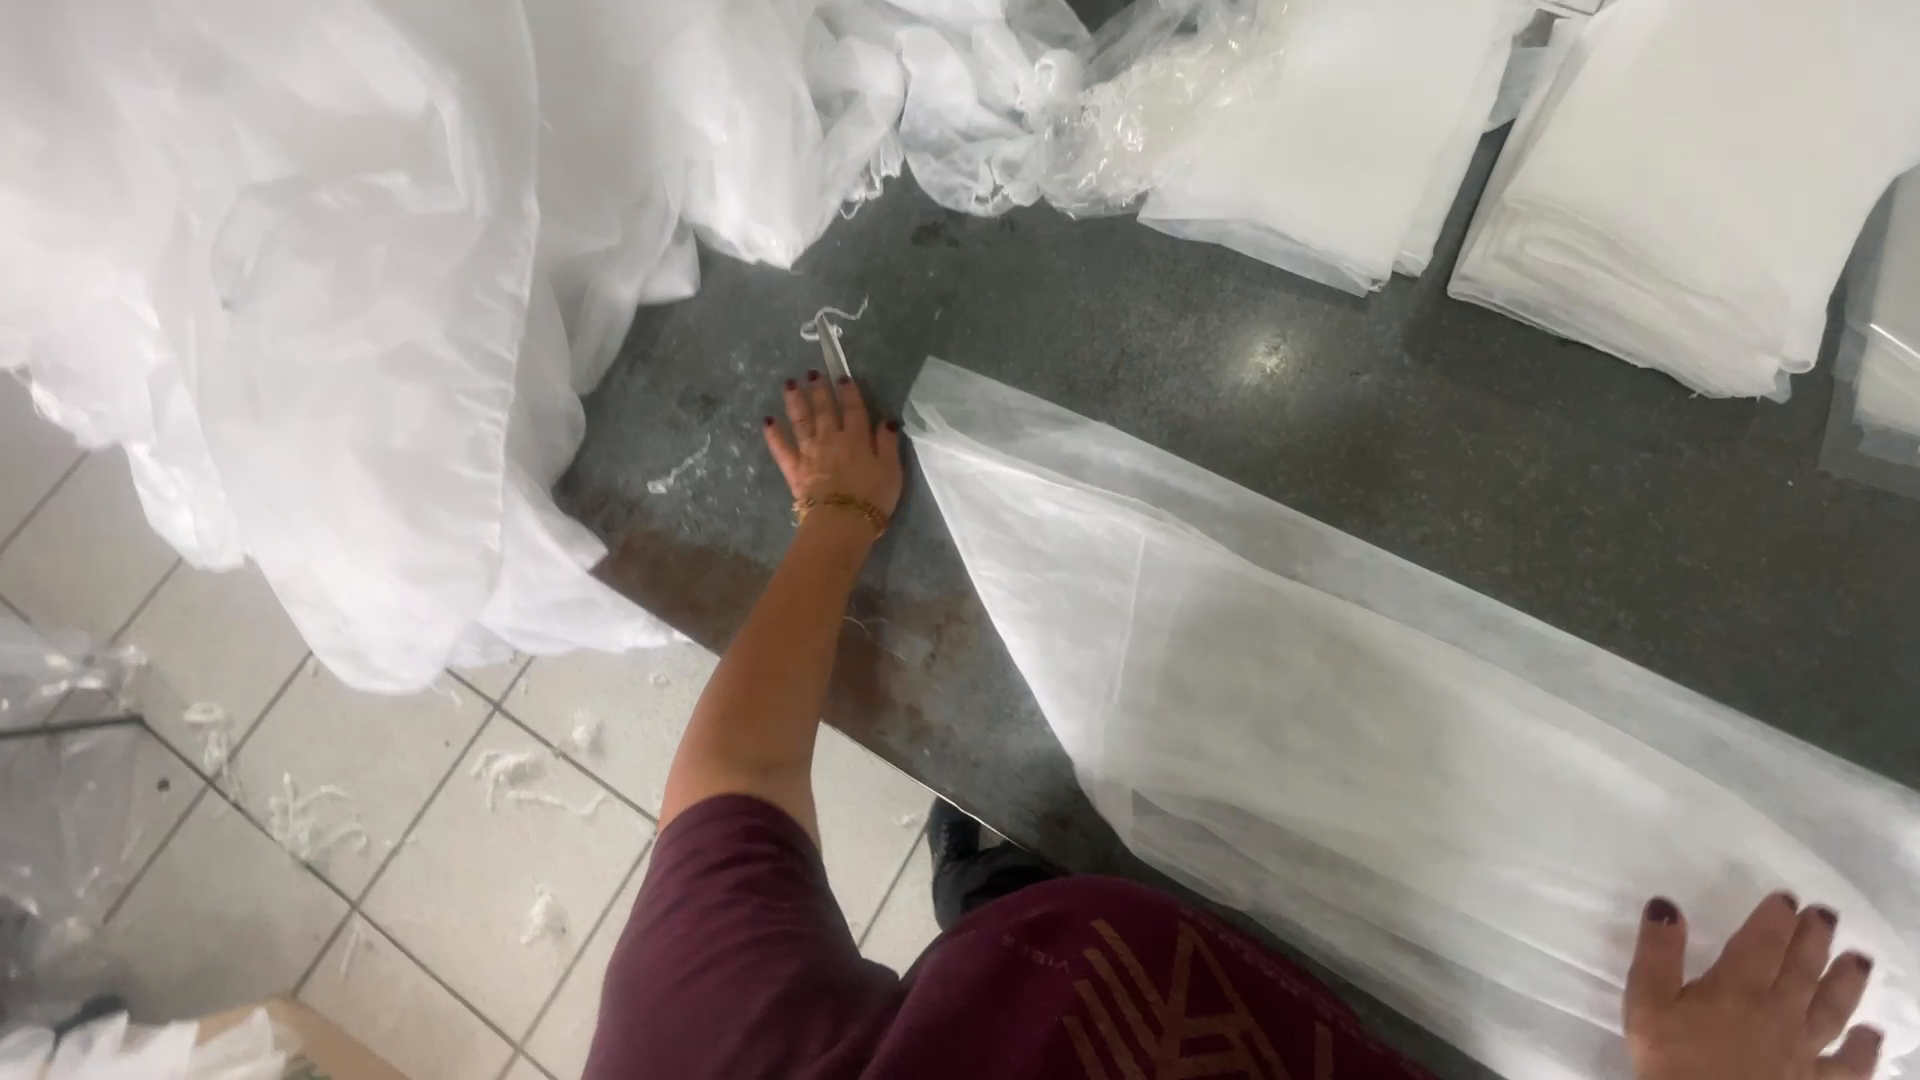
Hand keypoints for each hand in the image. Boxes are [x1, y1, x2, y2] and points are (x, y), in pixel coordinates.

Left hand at [763, 370, 903, 521]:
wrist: (842, 521)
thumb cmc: (873, 498)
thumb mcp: (892, 471)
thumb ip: (888, 444)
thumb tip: (886, 421)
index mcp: (856, 438)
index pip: (853, 409)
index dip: (848, 392)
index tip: (843, 378)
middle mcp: (830, 439)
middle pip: (824, 409)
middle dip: (818, 389)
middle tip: (812, 373)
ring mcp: (809, 452)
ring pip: (801, 421)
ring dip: (795, 401)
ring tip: (789, 384)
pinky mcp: (794, 468)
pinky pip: (781, 448)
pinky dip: (773, 434)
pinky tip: (767, 420)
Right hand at [1626, 892, 1880, 1079]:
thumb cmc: (1670, 1053)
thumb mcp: (1647, 997)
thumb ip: (1658, 951)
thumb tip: (1667, 905)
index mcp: (1737, 988)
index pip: (1761, 944)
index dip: (1774, 919)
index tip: (1787, 897)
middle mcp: (1779, 1013)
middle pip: (1801, 971)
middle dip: (1814, 941)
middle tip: (1828, 915)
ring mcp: (1805, 1052)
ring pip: (1833, 1010)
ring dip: (1848, 983)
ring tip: (1862, 959)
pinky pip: (1850, 1064)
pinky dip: (1867, 1048)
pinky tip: (1875, 1034)